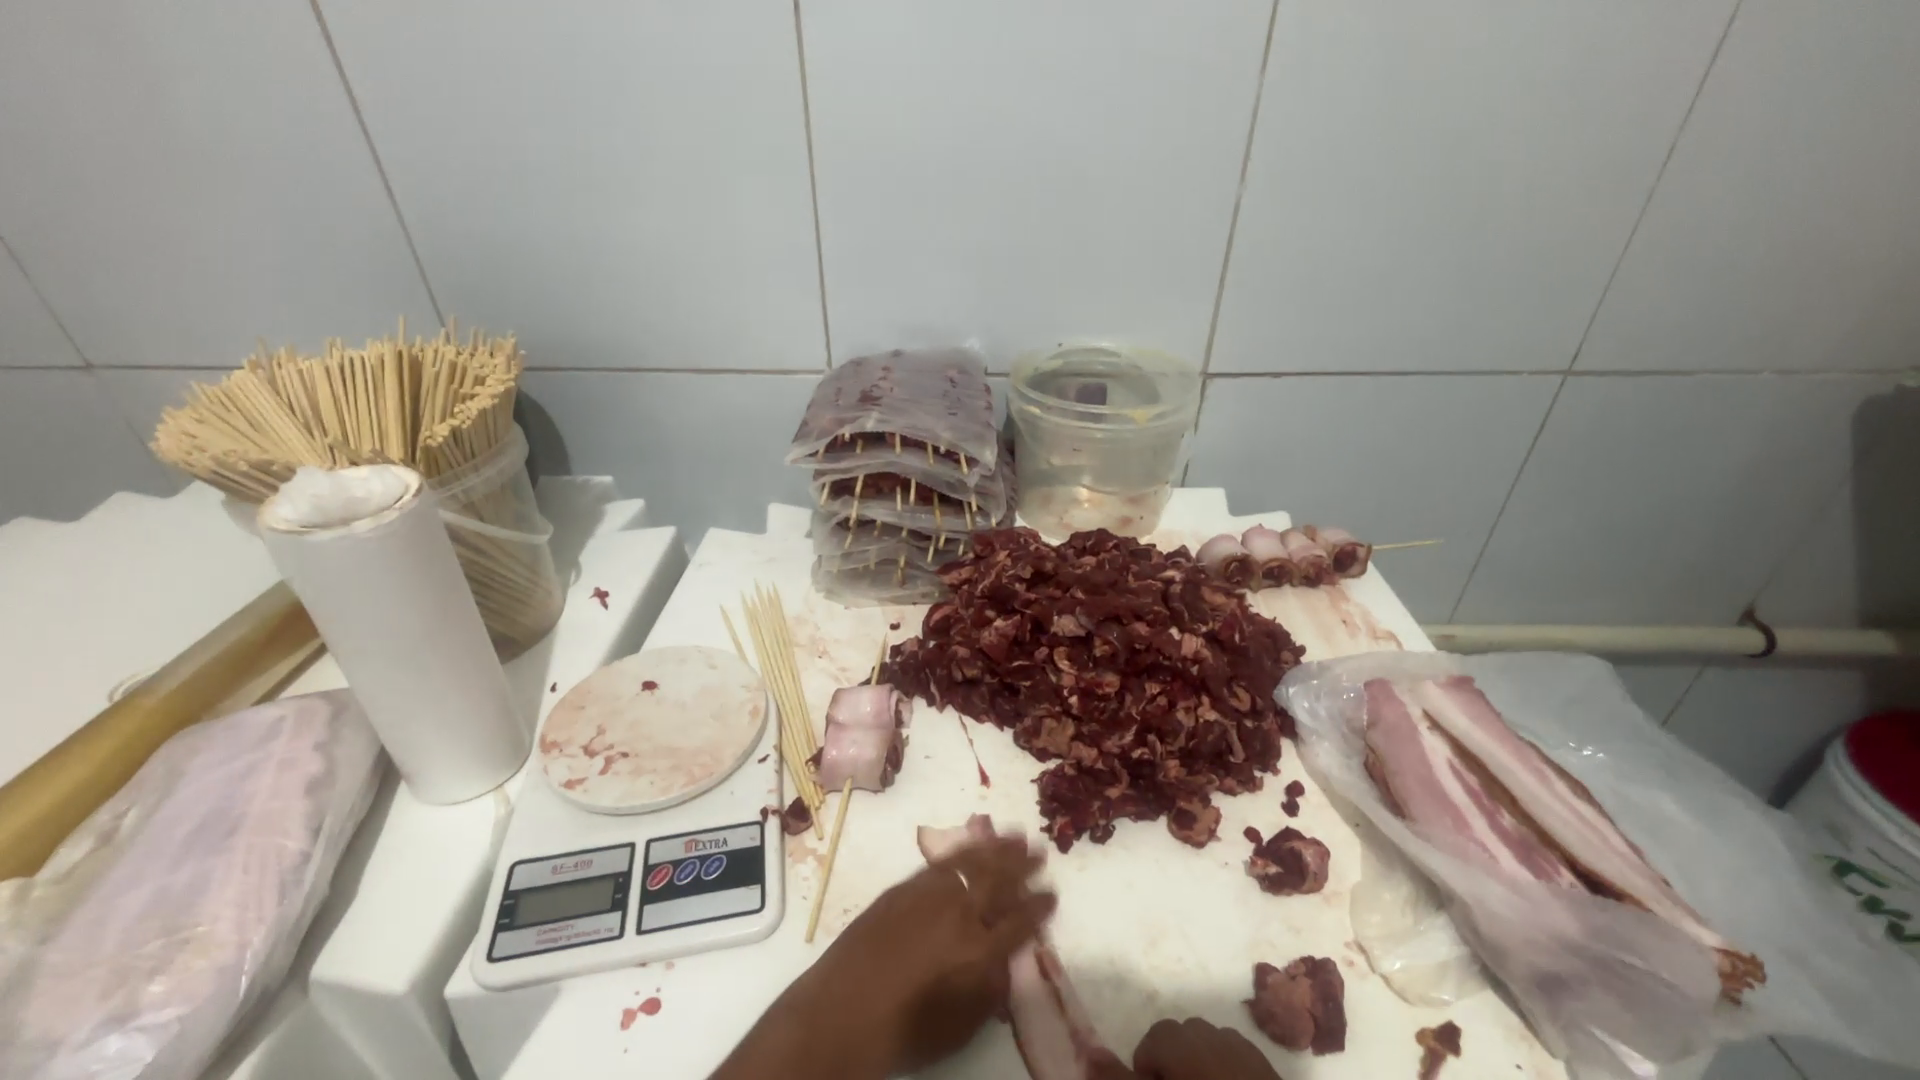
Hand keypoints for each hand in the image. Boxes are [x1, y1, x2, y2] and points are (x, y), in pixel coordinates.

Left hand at [710, 835, 1055, 1079]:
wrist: (843, 1011)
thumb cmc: (906, 1032)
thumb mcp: (962, 1026)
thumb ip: (990, 990)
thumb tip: (1004, 962)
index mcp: (981, 950)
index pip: (1022, 921)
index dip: (1040, 908)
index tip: (1053, 895)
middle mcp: (960, 914)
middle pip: (1000, 882)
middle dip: (1024, 866)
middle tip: (1041, 851)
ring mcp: (929, 896)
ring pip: (972, 863)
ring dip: (997, 848)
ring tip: (1015, 835)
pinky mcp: (902, 889)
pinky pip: (940, 863)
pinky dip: (961, 851)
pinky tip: (970, 845)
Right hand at [1094, 1018, 1284, 1079]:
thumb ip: (1121, 1078)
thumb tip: (1091, 1051)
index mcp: (1184, 1045)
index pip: (1153, 1040)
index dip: (1147, 1071)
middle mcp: (1213, 1037)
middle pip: (1181, 1037)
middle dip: (1173, 1064)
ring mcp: (1245, 1050)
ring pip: (1210, 1045)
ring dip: (1199, 1066)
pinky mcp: (1269, 1067)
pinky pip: (1238, 1056)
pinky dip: (1227, 1071)